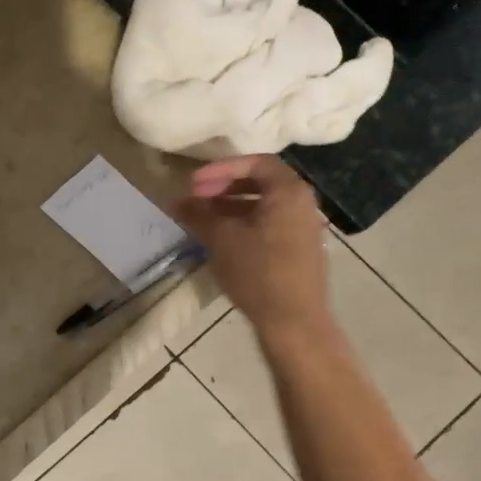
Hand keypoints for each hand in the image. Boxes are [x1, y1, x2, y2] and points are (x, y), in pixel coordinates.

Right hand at [175, 154, 330, 341]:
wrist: (292, 317)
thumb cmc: (257, 272)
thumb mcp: (221, 239)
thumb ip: (199, 214)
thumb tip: (178, 200)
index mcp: (288, 193)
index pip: (256, 162)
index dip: (221, 168)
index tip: (193, 183)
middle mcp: (301, 202)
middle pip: (261, 180)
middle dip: (224, 185)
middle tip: (195, 197)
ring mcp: (302, 225)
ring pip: (263, 203)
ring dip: (230, 204)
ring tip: (201, 217)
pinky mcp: (297, 246)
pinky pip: (267, 221)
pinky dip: (242, 220)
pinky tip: (220, 236)